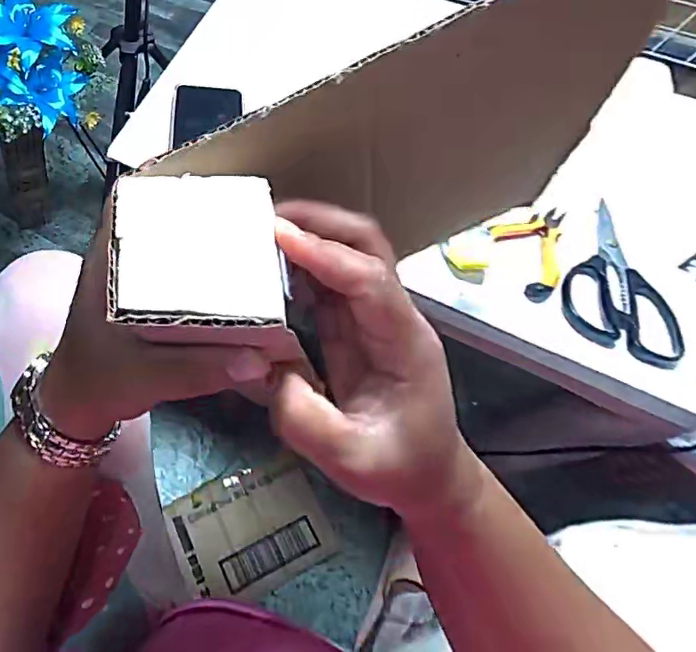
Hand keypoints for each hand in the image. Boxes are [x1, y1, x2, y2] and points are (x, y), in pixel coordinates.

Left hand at [39, 207, 276, 440]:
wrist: (74, 406)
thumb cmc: (99, 383)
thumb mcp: (148, 377)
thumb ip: (200, 369)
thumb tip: (259, 360)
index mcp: (108, 259)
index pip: (133, 202)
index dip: (171, 190)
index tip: (211, 190)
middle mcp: (115, 252)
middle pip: (157, 212)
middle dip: (198, 210)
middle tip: (241, 212)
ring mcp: (125, 266)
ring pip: (164, 233)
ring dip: (197, 232)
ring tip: (241, 231)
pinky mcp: (137, 283)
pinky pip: (168, 256)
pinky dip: (193, 256)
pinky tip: (225, 263)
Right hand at [268, 201, 478, 521]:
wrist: (430, 477)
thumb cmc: (401, 468)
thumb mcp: (351, 461)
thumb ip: (305, 420)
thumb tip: (268, 370)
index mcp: (405, 341)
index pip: (369, 280)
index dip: (325, 254)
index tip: (281, 236)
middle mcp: (394, 315)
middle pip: (368, 245)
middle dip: (322, 222)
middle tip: (271, 218)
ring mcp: (376, 315)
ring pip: (349, 254)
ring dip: (311, 235)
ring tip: (265, 232)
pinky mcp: (356, 323)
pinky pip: (331, 280)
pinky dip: (303, 263)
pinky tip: (274, 266)